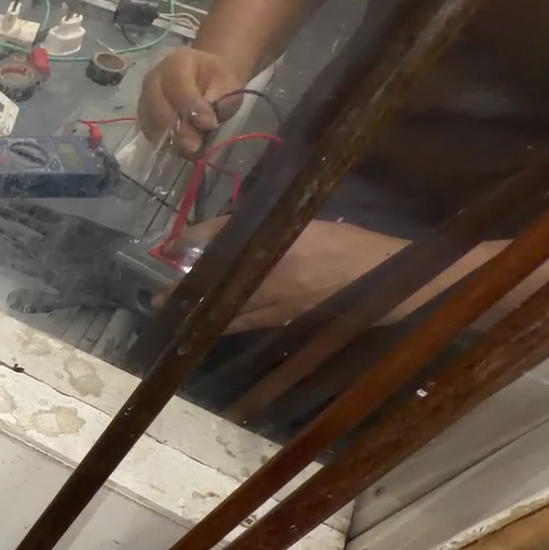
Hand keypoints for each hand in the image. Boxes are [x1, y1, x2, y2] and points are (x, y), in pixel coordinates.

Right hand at [138, 48, 248, 156]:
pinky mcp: (141, 117)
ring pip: (151, 124)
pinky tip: (179, 145)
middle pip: (159, 109)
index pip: (179, 88)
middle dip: (178, 130)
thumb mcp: (228, 84)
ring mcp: (143, 100)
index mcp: (176, 62)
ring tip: (189, 148)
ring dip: (170, 139)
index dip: (193, 108)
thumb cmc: (217, 81)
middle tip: (196, 145)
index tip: (210, 124)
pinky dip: (164, 142)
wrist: (204, 81)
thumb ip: (219, 101)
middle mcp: (153, 80)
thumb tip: (202, 126)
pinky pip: (149, 133)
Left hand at [171, 217, 408, 332]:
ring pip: (223, 305)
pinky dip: (218, 323)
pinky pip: (242, 323)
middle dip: (183, 284)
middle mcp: (277, 269)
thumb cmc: (351, 246)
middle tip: (155, 290)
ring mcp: (279, 298)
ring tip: (165, 308)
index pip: (227, 234)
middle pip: (216, 277)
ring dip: (192, 308)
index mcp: (286, 238)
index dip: (196, 238)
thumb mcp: (312, 224)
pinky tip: (199, 325)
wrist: (393, 279)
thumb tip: (226, 233)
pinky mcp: (283, 318)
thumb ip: (273, 226)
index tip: (172, 245)